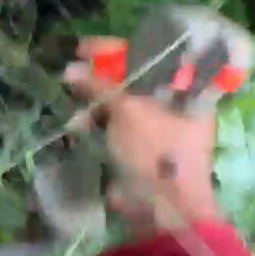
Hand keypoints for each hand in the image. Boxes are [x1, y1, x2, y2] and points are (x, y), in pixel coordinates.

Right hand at [65, 37, 220, 236]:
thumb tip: (70, 69)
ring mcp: (154, 126)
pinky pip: (109, 121)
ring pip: (116, 100)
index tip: (83, 48)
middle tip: (70, 75)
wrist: (163, 207)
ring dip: (91, 101)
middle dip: (98, 76)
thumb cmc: (155, 153)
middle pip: (130, 79)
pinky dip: (92, 120)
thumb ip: (100, 85)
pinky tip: (79, 126)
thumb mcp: (128, 112)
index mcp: (184, 95)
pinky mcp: (135, 144)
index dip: (117, 50)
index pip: (151, 59)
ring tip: (76, 111)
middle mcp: (172, 106)